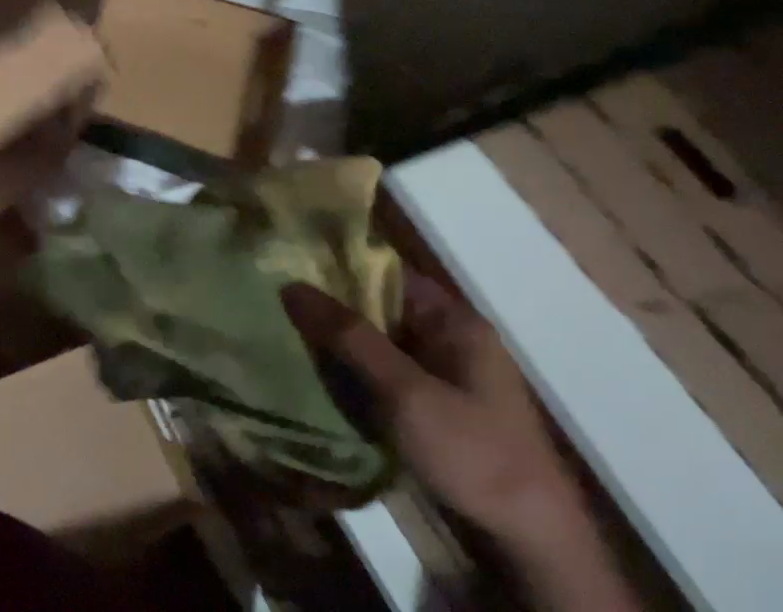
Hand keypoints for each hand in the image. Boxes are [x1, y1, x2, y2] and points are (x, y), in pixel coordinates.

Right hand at [283, 274, 583, 542]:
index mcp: (454, 322)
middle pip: (378, 306)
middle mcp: (449, 338)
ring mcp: (441, 373)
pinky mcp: (430, 403)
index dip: (337, 265)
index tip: (283, 264)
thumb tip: (291, 286)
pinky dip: (349, 370)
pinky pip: (380, 372)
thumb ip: (349, 337)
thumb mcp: (405, 391)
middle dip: (328, 305)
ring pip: (375, 341)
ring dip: (334, 340)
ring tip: (278, 332)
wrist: (528, 534)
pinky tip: (311, 373)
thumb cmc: (471, 450)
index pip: (387, 273)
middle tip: (270, 301)